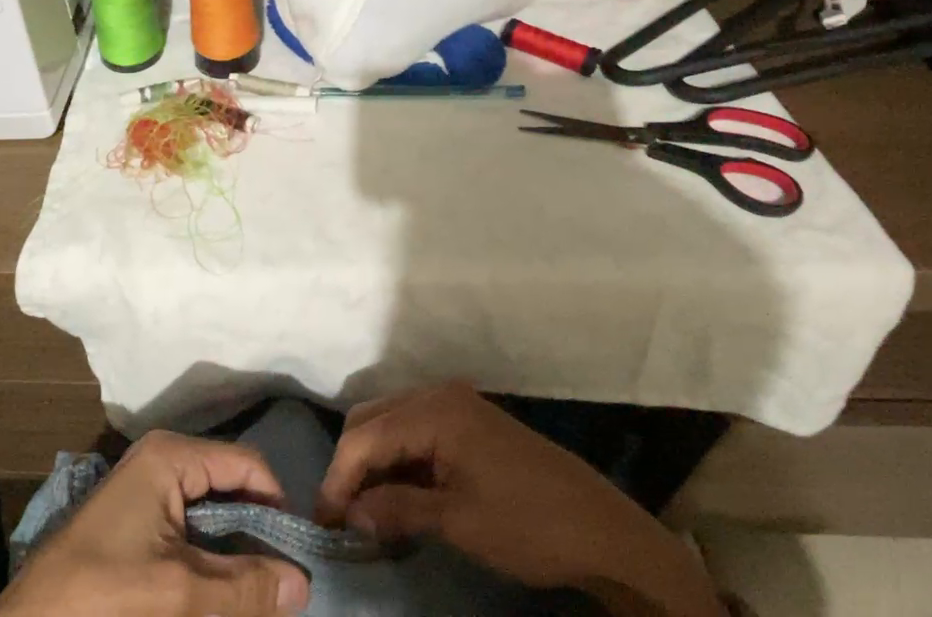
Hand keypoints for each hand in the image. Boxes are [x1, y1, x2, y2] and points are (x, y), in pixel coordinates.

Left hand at [0, 432, 310, 616]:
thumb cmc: (105, 593)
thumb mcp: (181, 593)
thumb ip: (246, 588)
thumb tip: (304, 584)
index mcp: (171, 456)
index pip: (249, 465)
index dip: (279, 507)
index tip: (300, 556)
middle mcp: (162, 459)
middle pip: (232, 486)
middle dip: (259, 533)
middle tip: (283, 580)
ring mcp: (148, 487)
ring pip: (214, 512)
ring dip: (236, 551)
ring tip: (256, 591)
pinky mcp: (138, 517)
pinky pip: (191, 527)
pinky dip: (211, 558)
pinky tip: (220, 591)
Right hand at [316, 384, 723, 616]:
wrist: (608, 534)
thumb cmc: (529, 525)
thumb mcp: (457, 522)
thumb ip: (396, 509)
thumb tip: (350, 512)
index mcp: (436, 410)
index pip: (363, 436)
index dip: (338, 479)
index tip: (323, 521)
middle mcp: (441, 396)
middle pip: (372, 420)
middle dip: (351, 466)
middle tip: (341, 515)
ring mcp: (459, 407)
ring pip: (392, 425)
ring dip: (374, 464)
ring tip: (365, 512)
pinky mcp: (473, 425)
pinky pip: (418, 434)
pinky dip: (401, 463)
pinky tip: (398, 497)